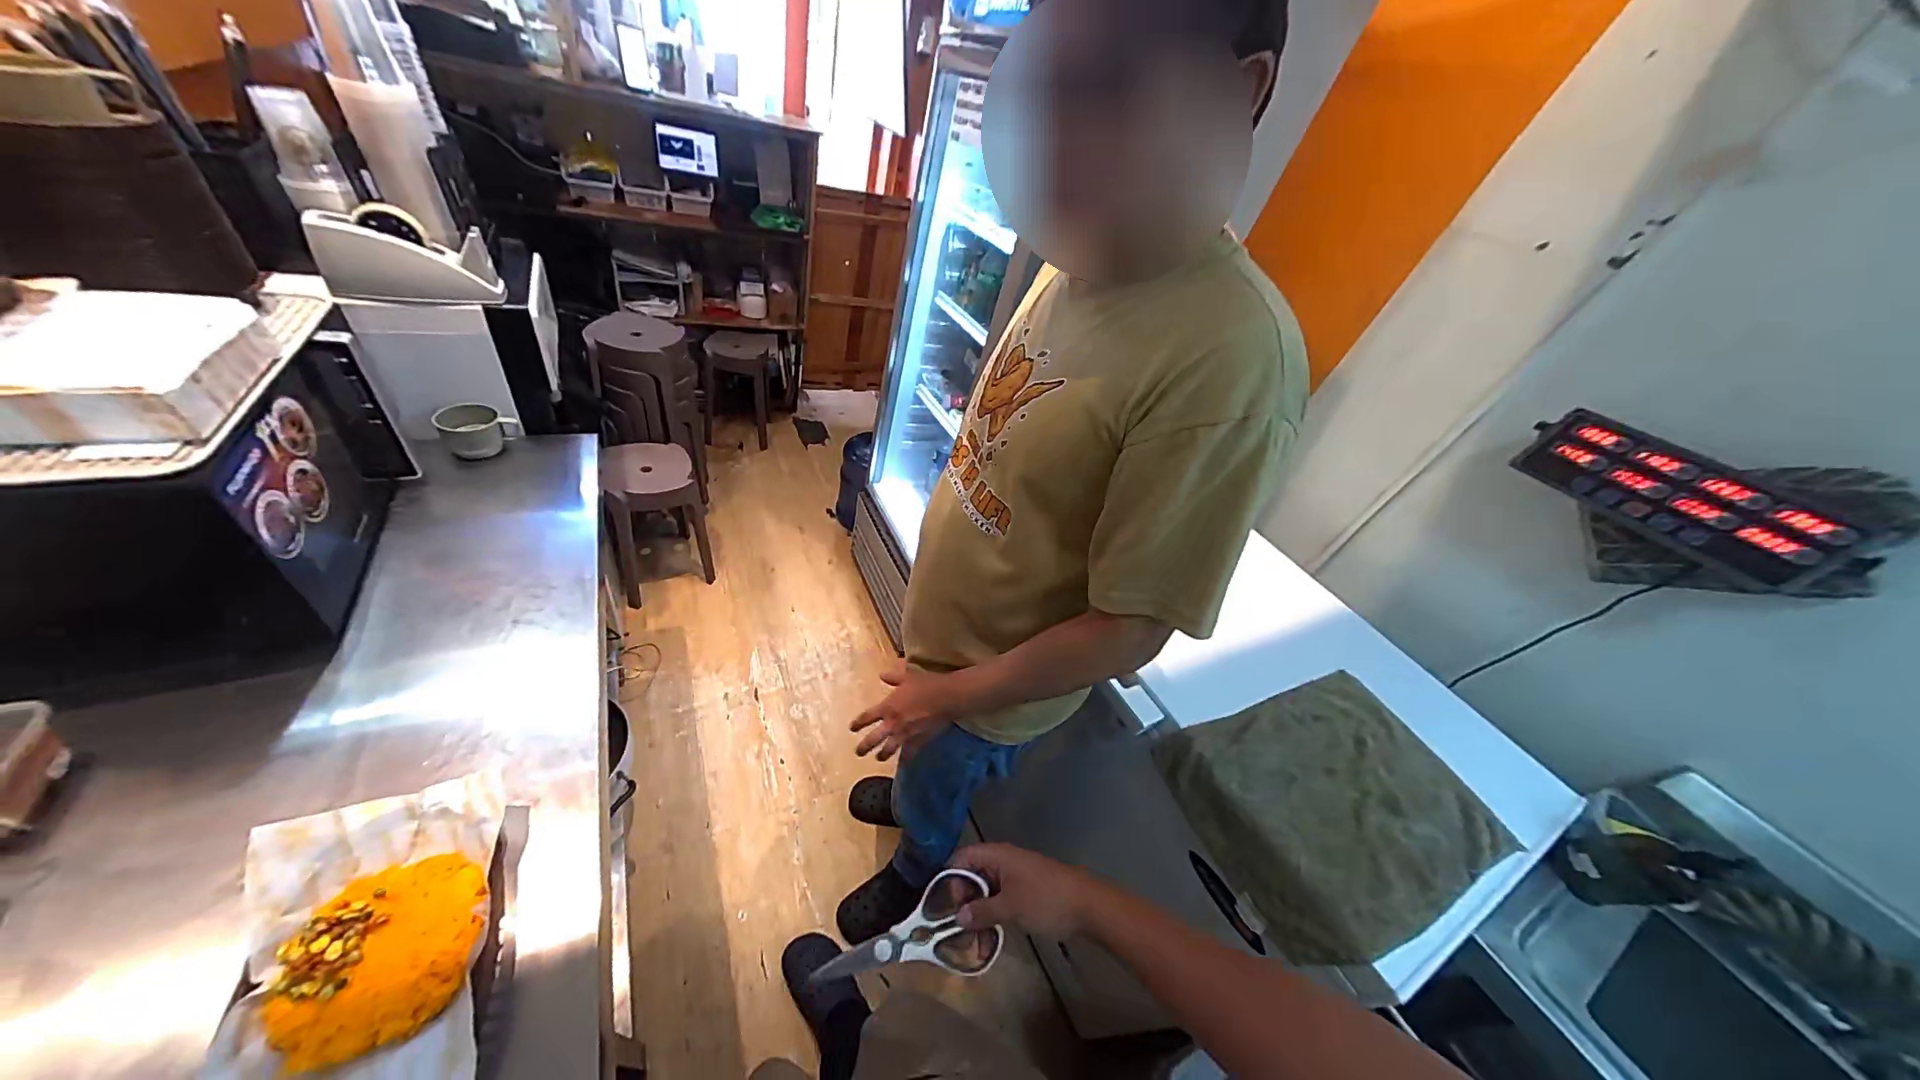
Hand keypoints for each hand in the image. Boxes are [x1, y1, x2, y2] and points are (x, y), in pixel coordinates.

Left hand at [850, 663, 959, 761]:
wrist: (946, 697)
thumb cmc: (926, 684)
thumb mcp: (907, 676)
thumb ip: (893, 677)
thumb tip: (882, 675)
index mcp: (887, 707)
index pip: (867, 717)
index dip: (858, 723)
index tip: (852, 728)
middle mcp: (892, 723)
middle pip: (873, 739)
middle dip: (864, 747)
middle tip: (859, 752)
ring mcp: (904, 735)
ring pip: (888, 750)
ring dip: (882, 755)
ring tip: (879, 758)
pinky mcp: (918, 742)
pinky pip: (908, 754)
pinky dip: (905, 760)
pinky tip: (902, 764)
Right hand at [950, 843, 1104, 939]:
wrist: (1089, 906)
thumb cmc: (1046, 900)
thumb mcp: (1011, 908)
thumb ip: (982, 911)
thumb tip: (959, 916)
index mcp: (998, 856)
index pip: (963, 858)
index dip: (952, 879)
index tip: (951, 906)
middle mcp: (1004, 861)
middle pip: (972, 876)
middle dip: (965, 902)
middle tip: (963, 929)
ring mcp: (1016, 876)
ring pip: (987, 892)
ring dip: (980, 915)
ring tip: (978, 944)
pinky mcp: (1026, 891)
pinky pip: (1001, 900)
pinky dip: (994, 916)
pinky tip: (992, 939)